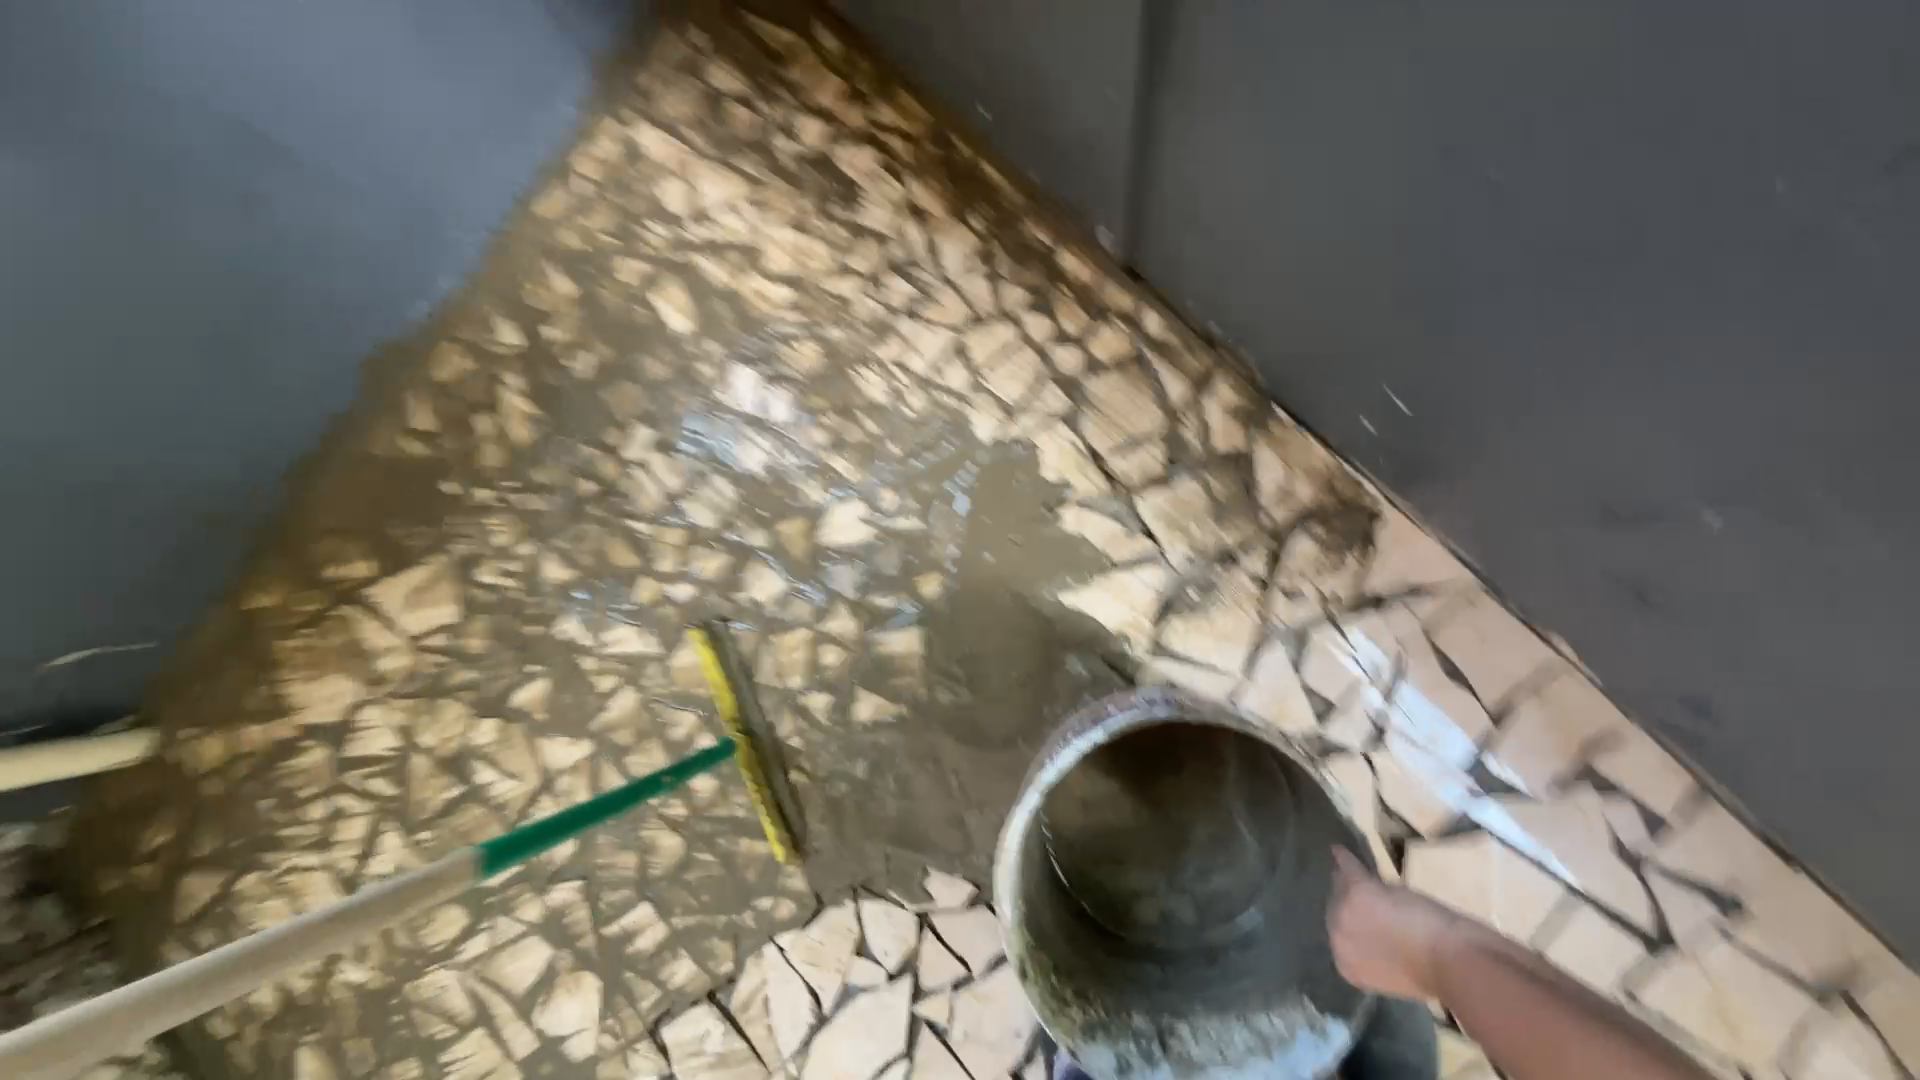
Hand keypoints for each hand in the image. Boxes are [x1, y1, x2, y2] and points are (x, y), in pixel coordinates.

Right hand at [1326, 847, 1468, 1000]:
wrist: (1452, 964)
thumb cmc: (1437, 974)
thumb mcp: (1398, 968)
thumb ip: (1379, 949)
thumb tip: (1377, 927)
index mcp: (1348, 965)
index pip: (1342, 937)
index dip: (1352, 924)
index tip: (1359, 916)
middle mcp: (1338, 938)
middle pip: (1336, 911)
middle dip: (1346, 901)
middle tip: (1352, 890)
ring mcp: (1345, 912)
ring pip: (1342, 887)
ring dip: (1347, 879)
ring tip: (1349, 870)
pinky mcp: (1359, 890)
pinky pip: (1348, 868)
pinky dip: (1344, 857)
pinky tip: (1338, 849)